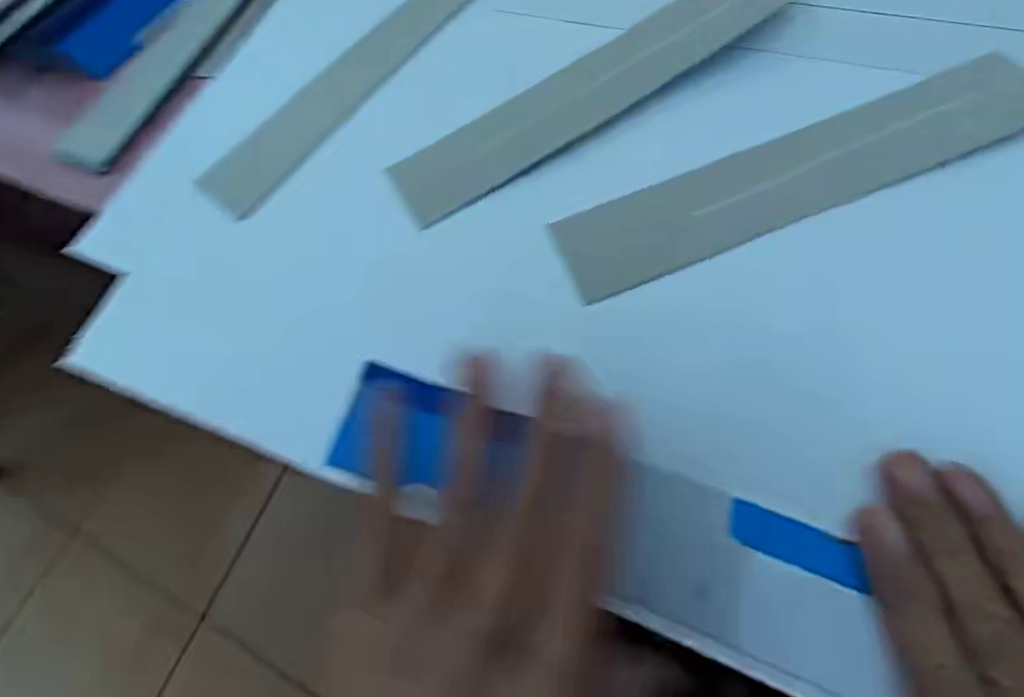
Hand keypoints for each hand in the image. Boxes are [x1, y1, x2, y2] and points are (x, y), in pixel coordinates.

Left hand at [326, 355, 625, 696]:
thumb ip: (607, 688)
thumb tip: (666, 663)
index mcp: (543, 661)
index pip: (582, 548)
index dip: (600, 473)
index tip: (608, 408)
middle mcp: (484, 626)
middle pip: (522, 514)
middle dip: (543, 432)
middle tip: (553, 365)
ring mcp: (414, 613)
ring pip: (453, 504)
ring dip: (467, 426)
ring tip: (477, 360)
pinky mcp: (357, 610)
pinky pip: (372, 525)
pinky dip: (379, 459)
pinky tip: (384, 400)